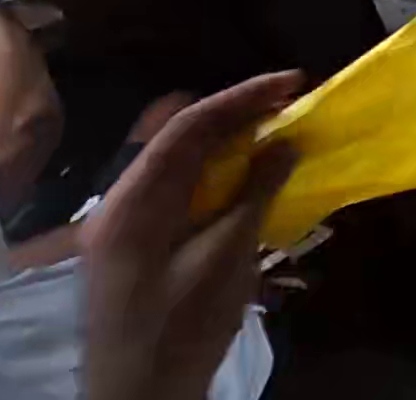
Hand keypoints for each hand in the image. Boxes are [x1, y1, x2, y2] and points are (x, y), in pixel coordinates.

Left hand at [81, 73, 302, 399]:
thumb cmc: (180, 333)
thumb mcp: (226, 259)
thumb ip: (256, 192)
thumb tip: (287, 142)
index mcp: (132, 203)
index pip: (188, 126)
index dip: (243, 96)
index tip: (291, 81)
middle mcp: (124, 202)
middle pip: (185, 135)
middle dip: (241, 110)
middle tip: (291, 97)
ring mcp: (131, 221)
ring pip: (187, 157)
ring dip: (234, 136)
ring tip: (279, 123)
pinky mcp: (145, 239)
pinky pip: (187, 183)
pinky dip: (224, 166)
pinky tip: (254, 166)